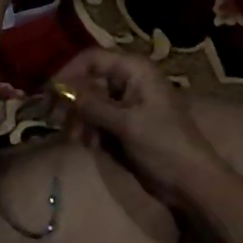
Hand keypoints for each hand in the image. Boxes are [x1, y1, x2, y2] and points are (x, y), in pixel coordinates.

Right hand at [53, 49, 228, 207]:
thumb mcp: (125, 123)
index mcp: (135, 70)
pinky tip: (88, 144)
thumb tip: (57, 88)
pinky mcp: (126, 123)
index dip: (68, 72)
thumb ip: (91, 103)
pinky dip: (89, 129)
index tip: (49, 92)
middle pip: (89, 79)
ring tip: (75, 138)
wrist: (193, 184)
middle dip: (72, 99)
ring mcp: (127, 102)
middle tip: (54, 118)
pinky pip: (98, 118)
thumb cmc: (164, 145)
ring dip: (79, 118)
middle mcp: (130, 80)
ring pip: (91, 100)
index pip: (92, 59)